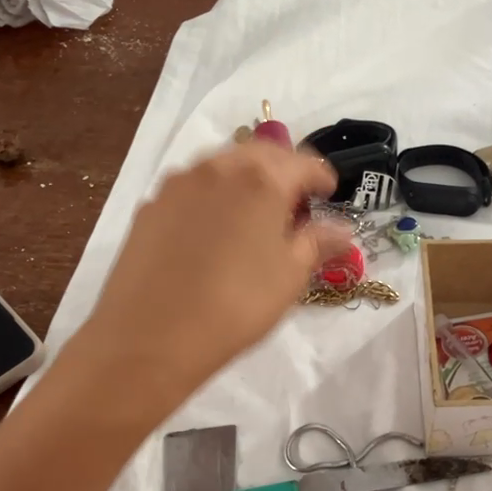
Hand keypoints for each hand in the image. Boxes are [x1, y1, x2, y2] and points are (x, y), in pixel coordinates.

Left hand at [72, 140, 350, 407]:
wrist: (150, 337)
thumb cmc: (236, 306)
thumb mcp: (290, 277)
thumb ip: (318, 244)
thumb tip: (342, 230)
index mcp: (262, 179)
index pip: (302, 162)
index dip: (322, 176)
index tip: (330, 193)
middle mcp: (218, 168)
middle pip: (259, 153)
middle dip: (282, 170)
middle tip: (295, 201)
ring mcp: (177, 185)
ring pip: (221, 166)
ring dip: (245, 179)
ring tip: (255, 213)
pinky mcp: (150, 207)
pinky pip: (192, 189)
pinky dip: (213, 197)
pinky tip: (214, 230)